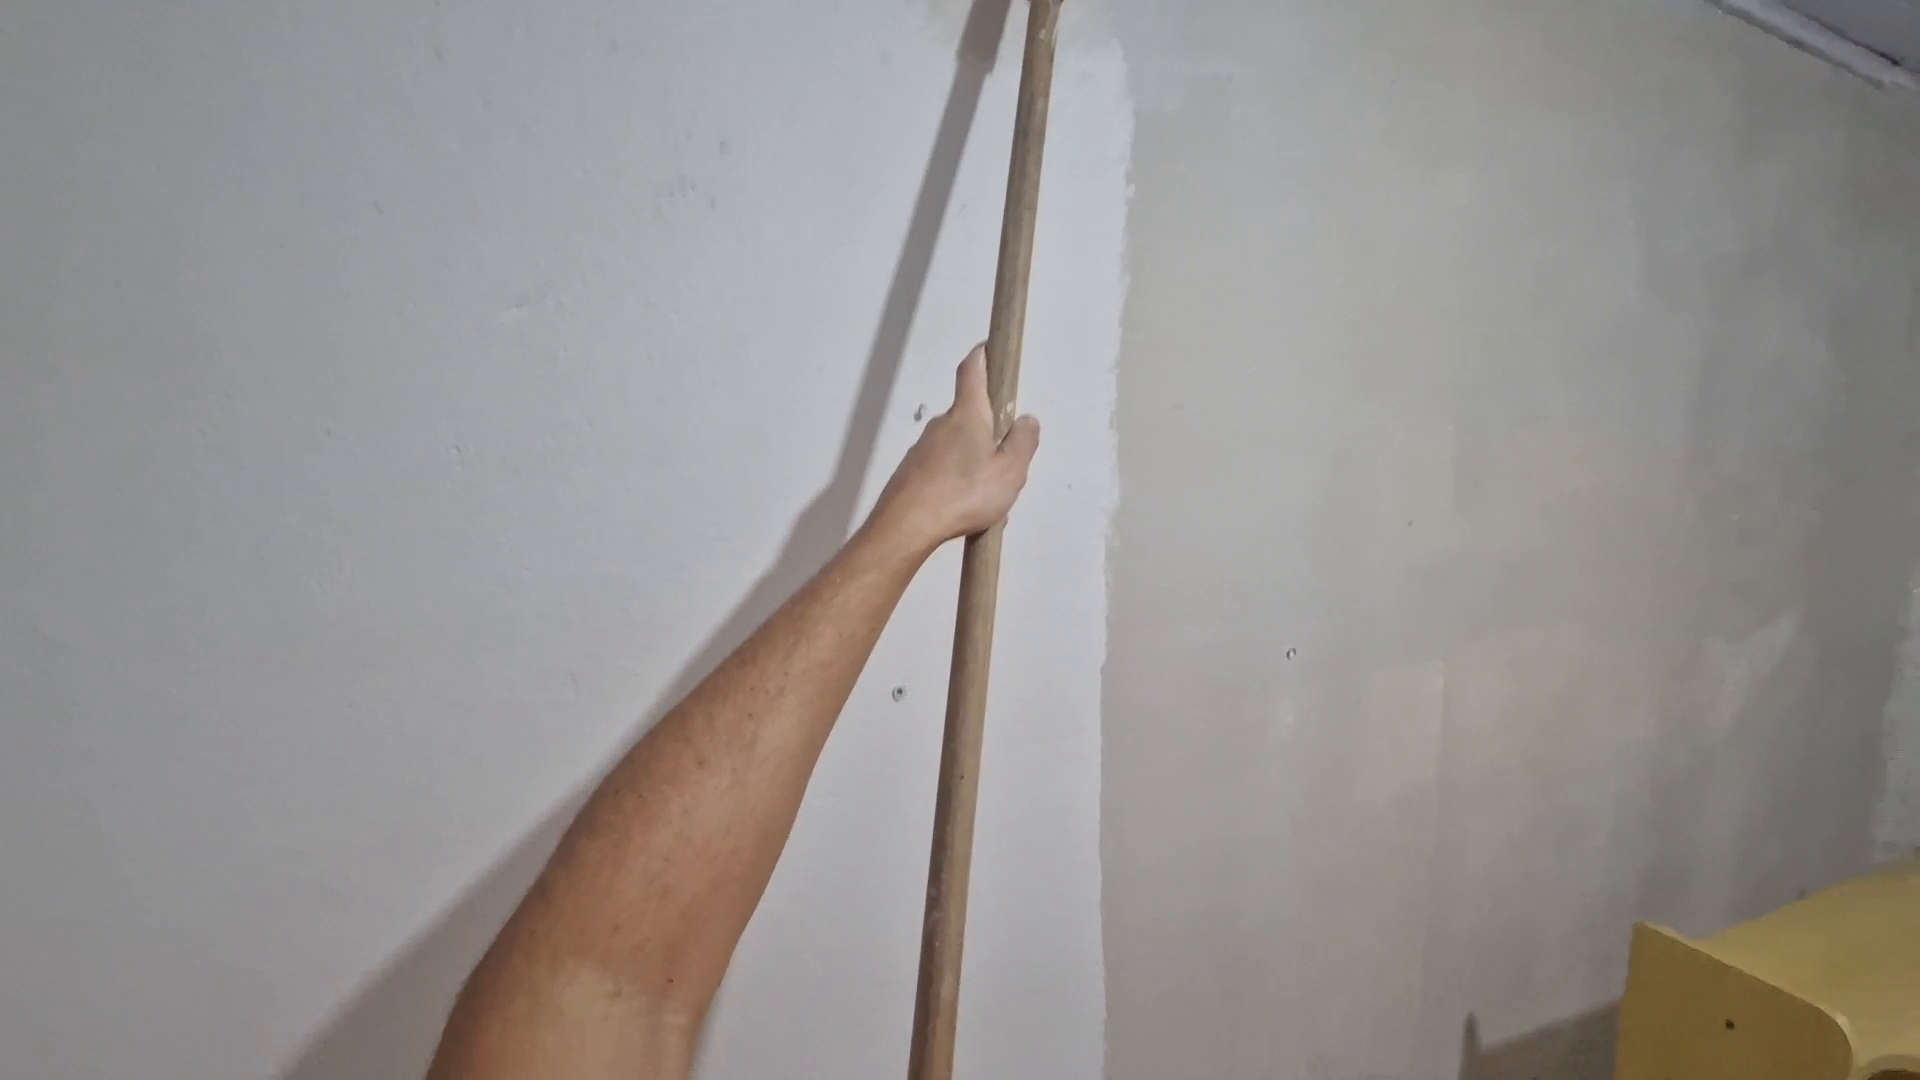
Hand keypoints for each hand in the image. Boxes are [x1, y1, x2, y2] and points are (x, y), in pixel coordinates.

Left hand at [867, 344, 1041, 556]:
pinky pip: (941, 470)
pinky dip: (956, 482)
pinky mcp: (910, 473)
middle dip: (988, 429)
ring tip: (988, 497)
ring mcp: (921, 449)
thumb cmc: (963, 494)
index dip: (982, 355)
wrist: (906, 526)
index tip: (989, 348)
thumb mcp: (1009, 472)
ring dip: (973, 462)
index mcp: (967, 415)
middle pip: (968, 414)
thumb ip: (1023, 443)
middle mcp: (940, 424)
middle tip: (1006, 460)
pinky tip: (964, 510)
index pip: (972, 370)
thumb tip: (1027, 419)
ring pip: (955, 446)